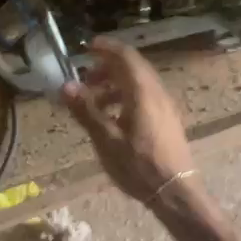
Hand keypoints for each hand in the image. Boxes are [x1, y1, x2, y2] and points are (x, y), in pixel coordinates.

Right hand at [61, 37, 196, 204]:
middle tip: (85, 80)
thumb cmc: (139, 166)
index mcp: (143, 93)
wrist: (175, 192)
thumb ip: (86, 110)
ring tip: (94, 103)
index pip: (125, 57)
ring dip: (115, 85)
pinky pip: (145, 98)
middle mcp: (158, 93)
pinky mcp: (168, 121)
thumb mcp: (106, 140)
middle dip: (107, 68)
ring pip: (139, 84)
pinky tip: (113, 120)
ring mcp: (166, 108)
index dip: (106, 48)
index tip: (86, 48)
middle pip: (133, 68)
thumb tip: (65, 86)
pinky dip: (126, 98)